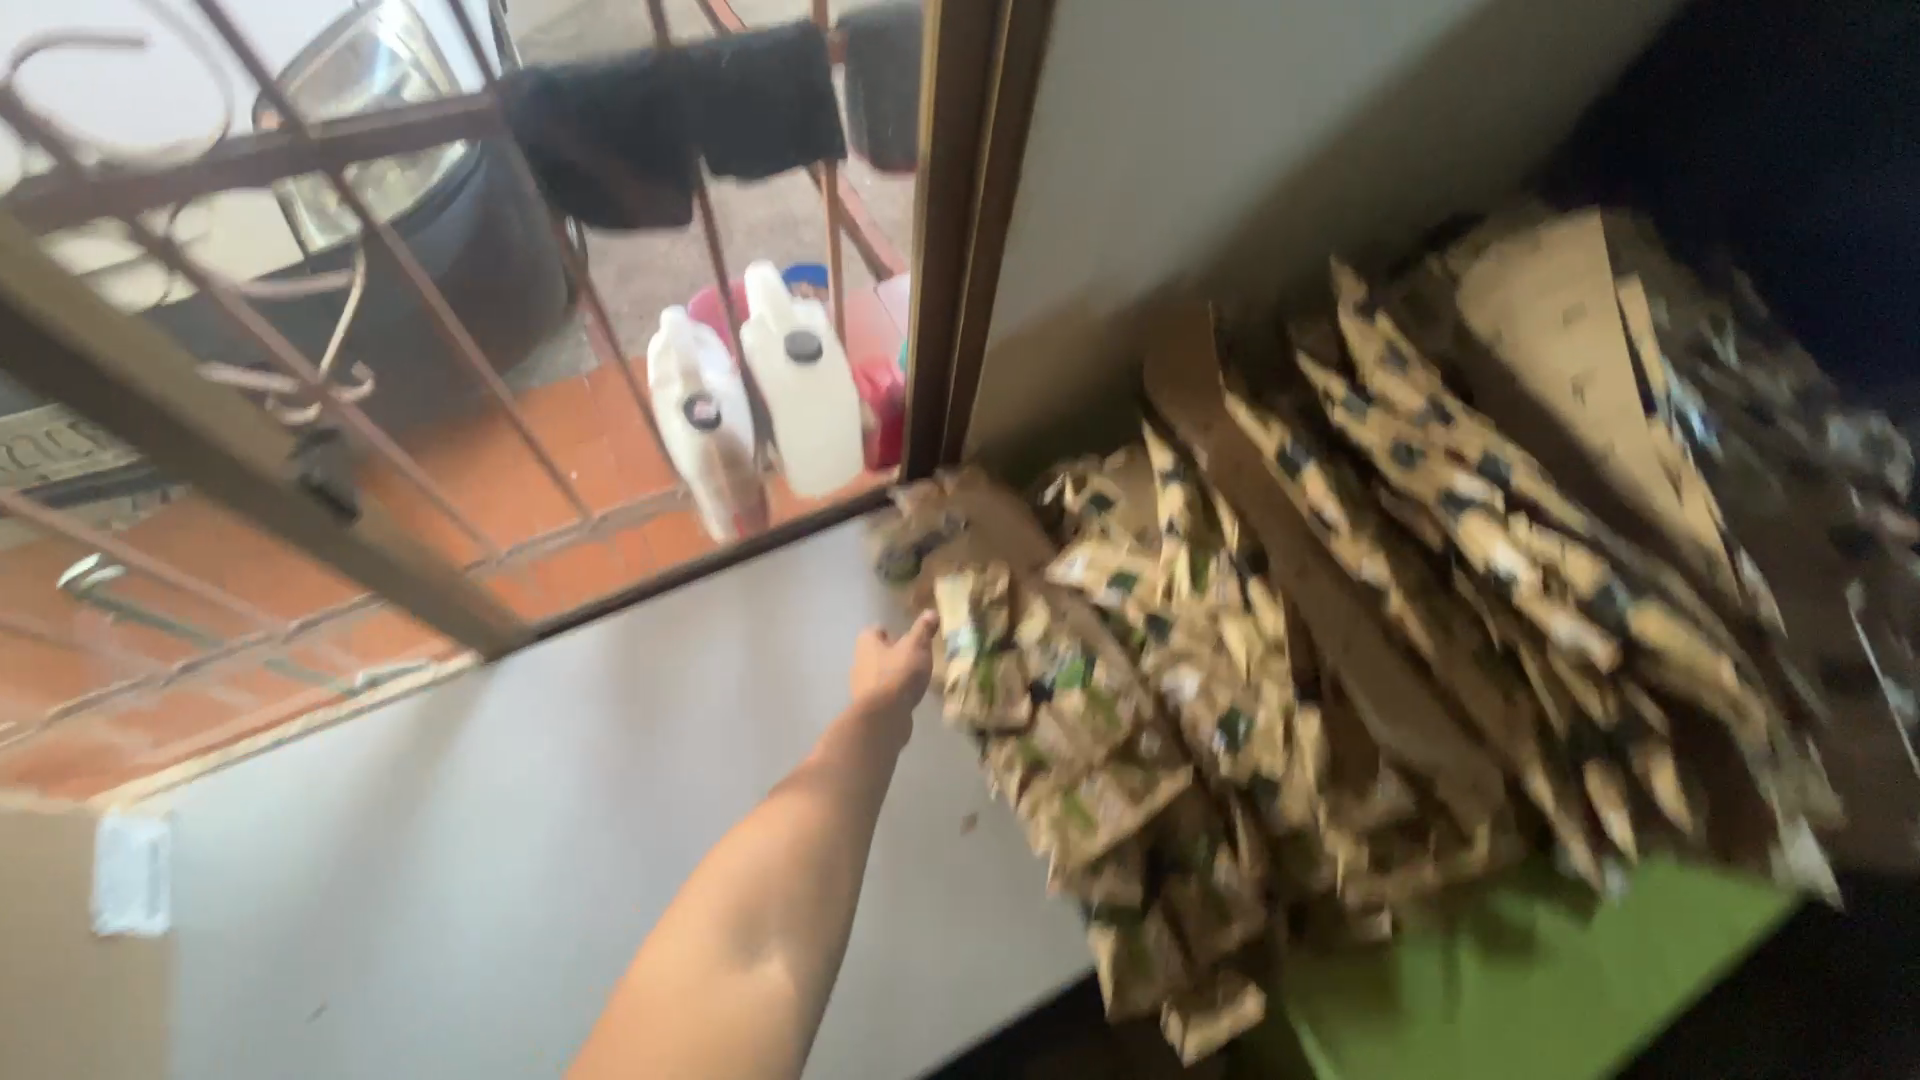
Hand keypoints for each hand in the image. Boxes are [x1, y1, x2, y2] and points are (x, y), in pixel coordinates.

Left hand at [847, 612, 937, 741]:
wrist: (884, 716)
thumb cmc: (899, 673)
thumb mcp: (916, 646)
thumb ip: (923, 629)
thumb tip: (931, 611)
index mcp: (867, 642)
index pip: (876, 630)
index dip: (891, 632)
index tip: (908, 638)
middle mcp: (859, 661)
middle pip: (877, 653)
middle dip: (894, 655)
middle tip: (915, 657)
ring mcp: (861, 685)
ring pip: (880, 674)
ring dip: (894, 675)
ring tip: (915, 678)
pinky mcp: (868, 706)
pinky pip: (883, 693)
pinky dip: (894, 693)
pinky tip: (908, 696)